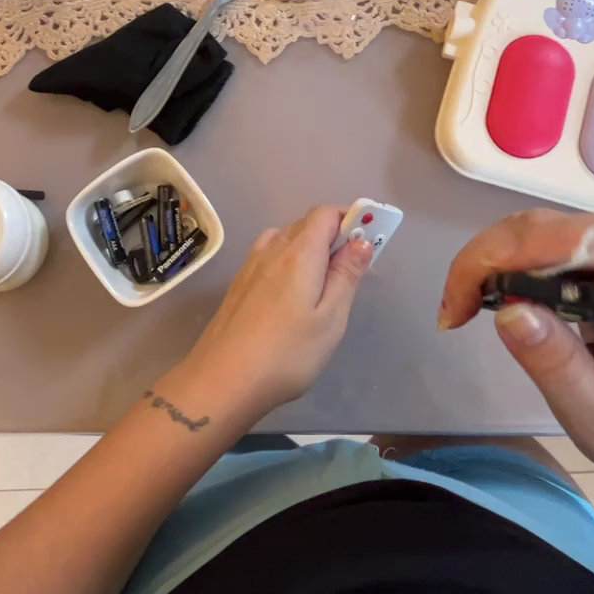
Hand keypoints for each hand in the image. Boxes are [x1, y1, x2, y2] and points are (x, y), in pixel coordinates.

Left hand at [180, 206, 375, 420]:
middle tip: (353, 267)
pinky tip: (293, 292)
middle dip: (333, 234)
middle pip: (305, 224)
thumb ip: (346, 275)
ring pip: (285, 239)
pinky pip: (270, 256)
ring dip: (309, 247)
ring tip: (325, 282)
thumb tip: (362, 240)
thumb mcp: (330, 318)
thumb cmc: (287, 352)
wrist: (223, 379)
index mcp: (298, 253)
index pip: (325, 214)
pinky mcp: (239, 284)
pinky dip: (289, 260)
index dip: (350, 218)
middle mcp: (271, 250)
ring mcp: (250, 266)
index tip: (371, 238)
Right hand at [438, 208, 593, 493]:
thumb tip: (509, 311)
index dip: (555, 241)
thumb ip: (558, 366)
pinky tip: (483, 297)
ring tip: (461, 305)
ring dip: (491, 259)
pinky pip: (541, 244)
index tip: (494, 279)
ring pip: (543, 229)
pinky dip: (500, 264)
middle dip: (500, 255)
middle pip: (567, 226)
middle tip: (456, 306)